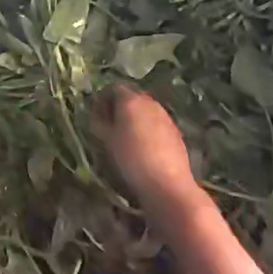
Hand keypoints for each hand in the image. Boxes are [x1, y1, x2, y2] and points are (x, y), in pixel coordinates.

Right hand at [93, 85, 202, 216]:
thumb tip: (97, 115)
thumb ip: (98, 121)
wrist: (168, 185)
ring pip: (144, 110)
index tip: (97, 116)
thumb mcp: (106, 139)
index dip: (102, 100)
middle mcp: (149, 102)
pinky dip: (147, 128)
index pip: (112, 88)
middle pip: (130, 97)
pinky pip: (156, 122)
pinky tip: (144, 147)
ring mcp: (165, 117)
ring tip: (127, 137)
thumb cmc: (131, 158)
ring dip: (134, 118)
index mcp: (130, 100)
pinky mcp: (176, 132)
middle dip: (118, 107)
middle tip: (110, 126)